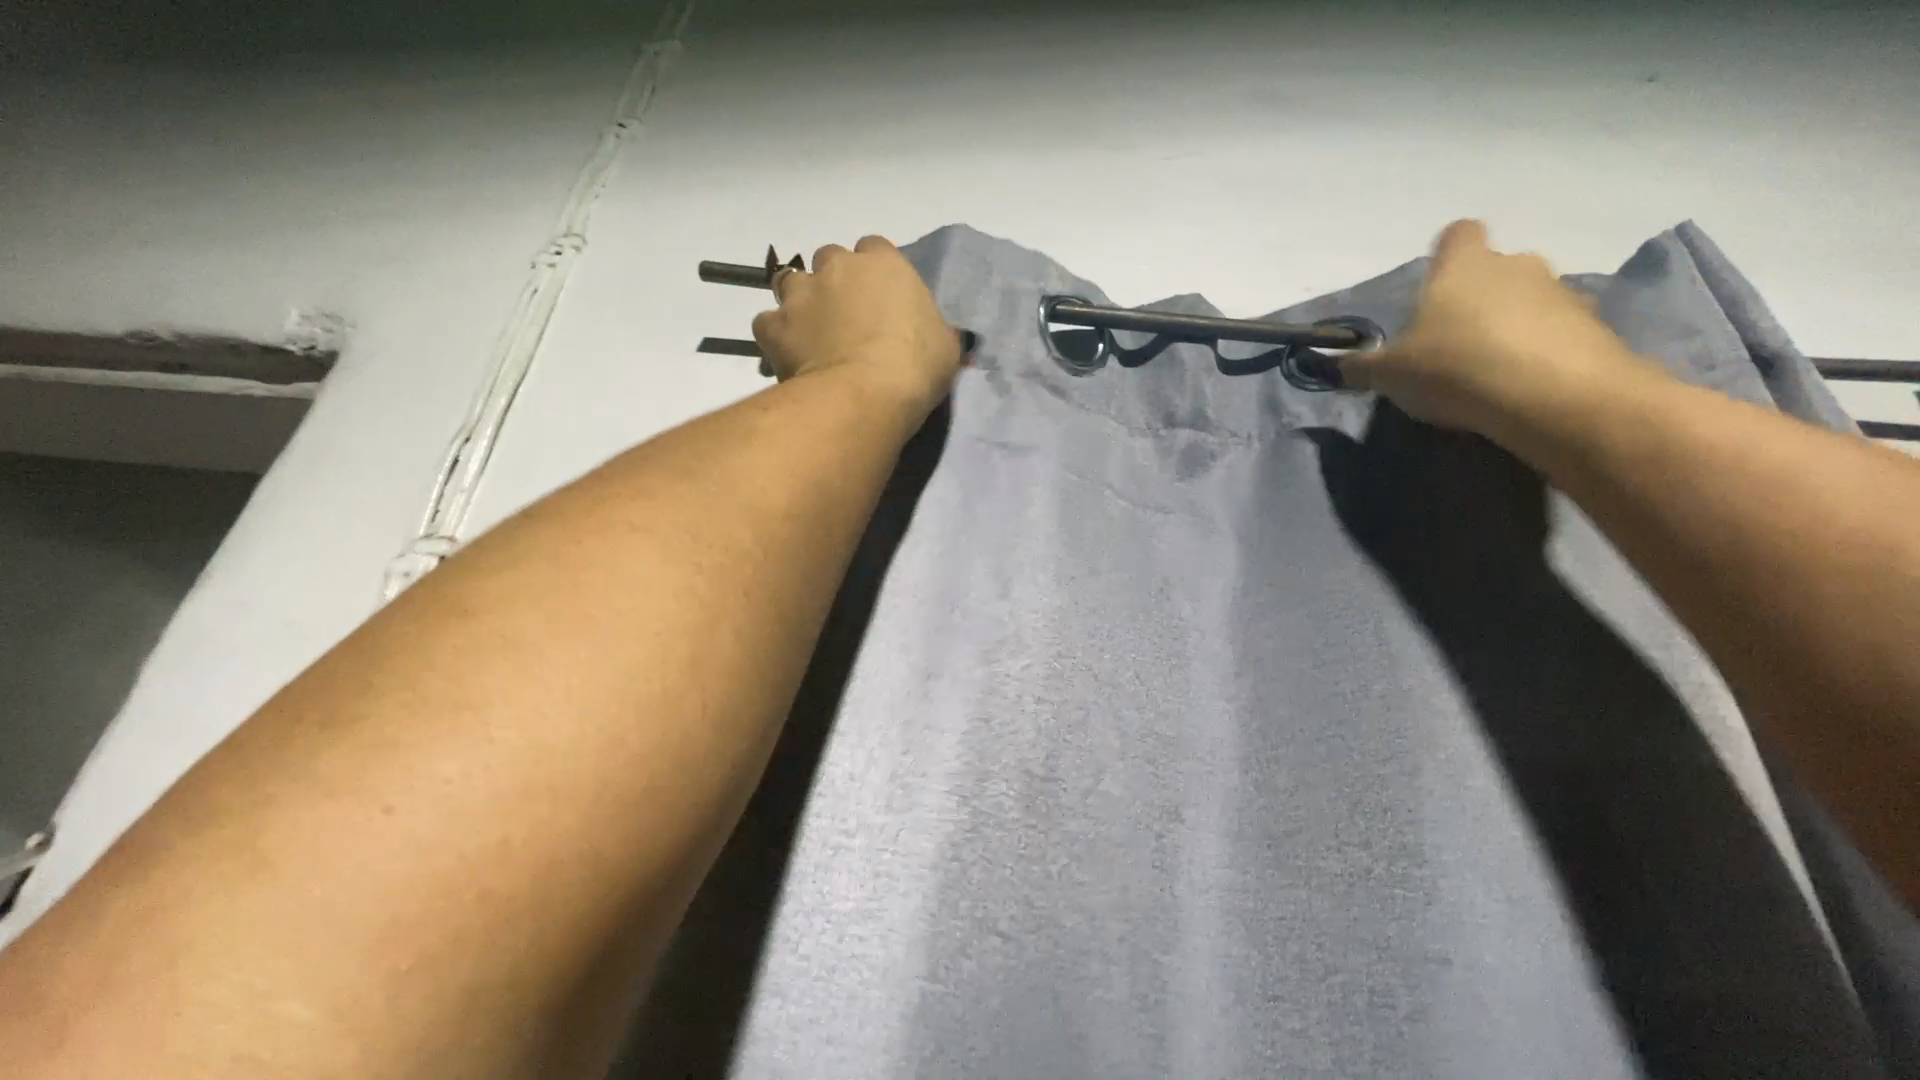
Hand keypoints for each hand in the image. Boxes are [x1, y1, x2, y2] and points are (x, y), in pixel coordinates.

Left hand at [752, 235, 964, 416]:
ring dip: (800, 300)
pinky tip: (788, 355)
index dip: (876, 272)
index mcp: (884, 263)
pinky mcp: (774, 326)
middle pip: (829, 258)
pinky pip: (767, 323)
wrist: (864, 395)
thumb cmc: (916, 366)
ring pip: (791, 281)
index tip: (881, 298)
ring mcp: (801, 294)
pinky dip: (776, 335)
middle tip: (846, 317)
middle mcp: (837, 266)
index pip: (875, 248)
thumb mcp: (945, 346)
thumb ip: (935, 330)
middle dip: (834, 281)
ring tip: (811, 332)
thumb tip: (937, 336)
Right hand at [1340, 220, 1668, 438]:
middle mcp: (1516, 265)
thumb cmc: (1455, 366)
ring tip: (1491, 370)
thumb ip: (1361, 366)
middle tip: (1455, 340)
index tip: (1433, 287)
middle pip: (1496, 268)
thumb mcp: (1390, 374)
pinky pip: (1559, 331)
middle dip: (1479, 296)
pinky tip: (1524, 385)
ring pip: (1530, 299)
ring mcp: (1561, 292)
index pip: (1458, 234)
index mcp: (1463, 265)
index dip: (1445, 254)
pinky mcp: (1593, 327)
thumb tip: (1334, 365)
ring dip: (1513, 324)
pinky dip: (1542, 350)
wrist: (1552, 396)